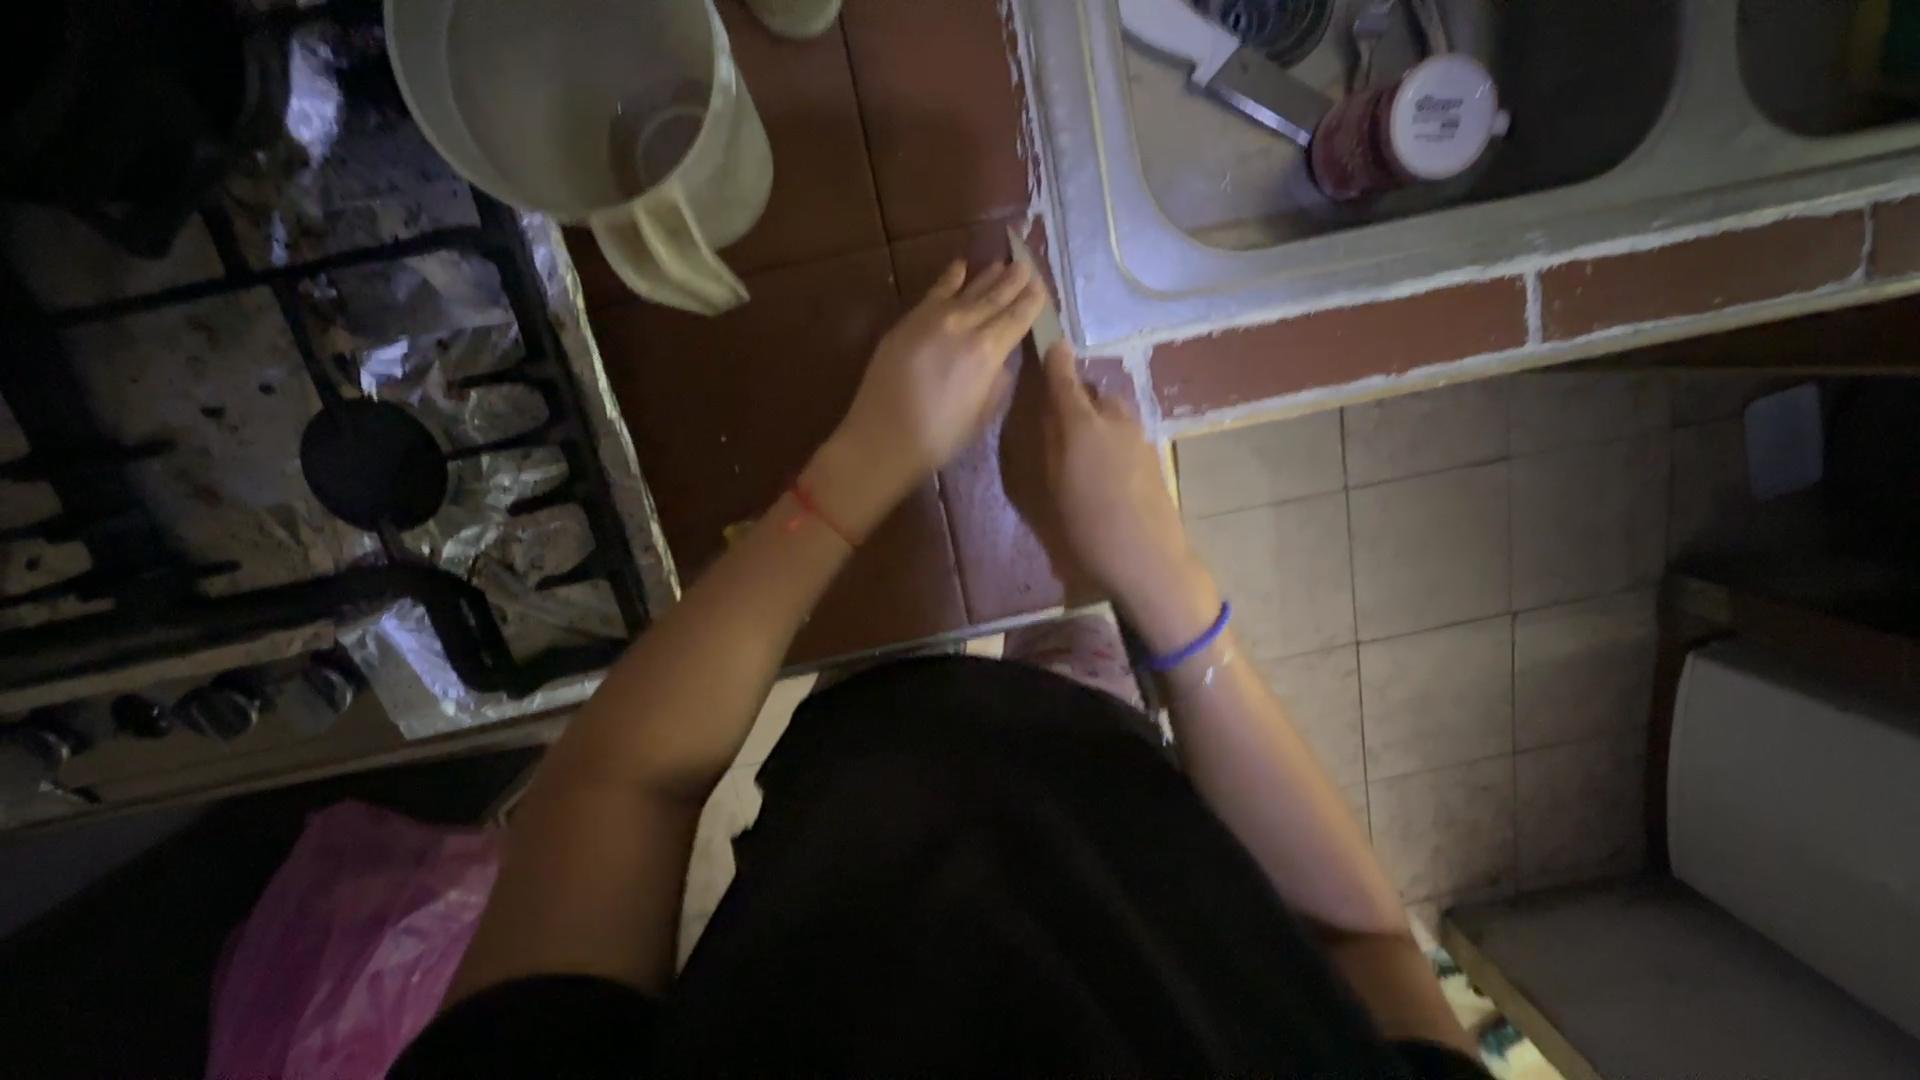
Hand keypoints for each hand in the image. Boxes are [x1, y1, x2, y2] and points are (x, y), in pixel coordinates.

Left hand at [811, 259, 1044, 535]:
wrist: (882, 437)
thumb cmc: (939, 437)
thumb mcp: (981, 414)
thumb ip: (997, 381)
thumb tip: (1003, 359)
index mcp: (987, 352)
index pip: (1017, 318)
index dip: (1032, 302)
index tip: (1042, 288)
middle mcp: (964, 326)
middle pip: (995, 297)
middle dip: (1014, 281)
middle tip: (1028, 265)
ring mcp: (933, 319)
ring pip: (967, 289)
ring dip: (988, 276)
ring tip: (1004, 263)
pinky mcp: (909, 321)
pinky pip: (935, 292)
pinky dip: (950, 278)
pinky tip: (961, 266)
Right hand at [1041, 341, 1221, 653]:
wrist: (1149, 558)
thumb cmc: (1088, 528)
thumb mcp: (1053, 487)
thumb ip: (1050, 442)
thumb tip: (1047, 412)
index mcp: (1082, 424)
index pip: (1065, 377)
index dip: (1056, 360)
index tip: (1051, 345)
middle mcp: (1114, 419)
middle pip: (1094, 392)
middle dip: (1077, 396)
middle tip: (1058, 418)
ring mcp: (1140, 436)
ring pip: (1113, 412)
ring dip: (1097, 417)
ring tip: (1081, 446)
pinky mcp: (1155, 455)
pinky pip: (1127, 432)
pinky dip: (1112, 436)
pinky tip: (1105, 467)